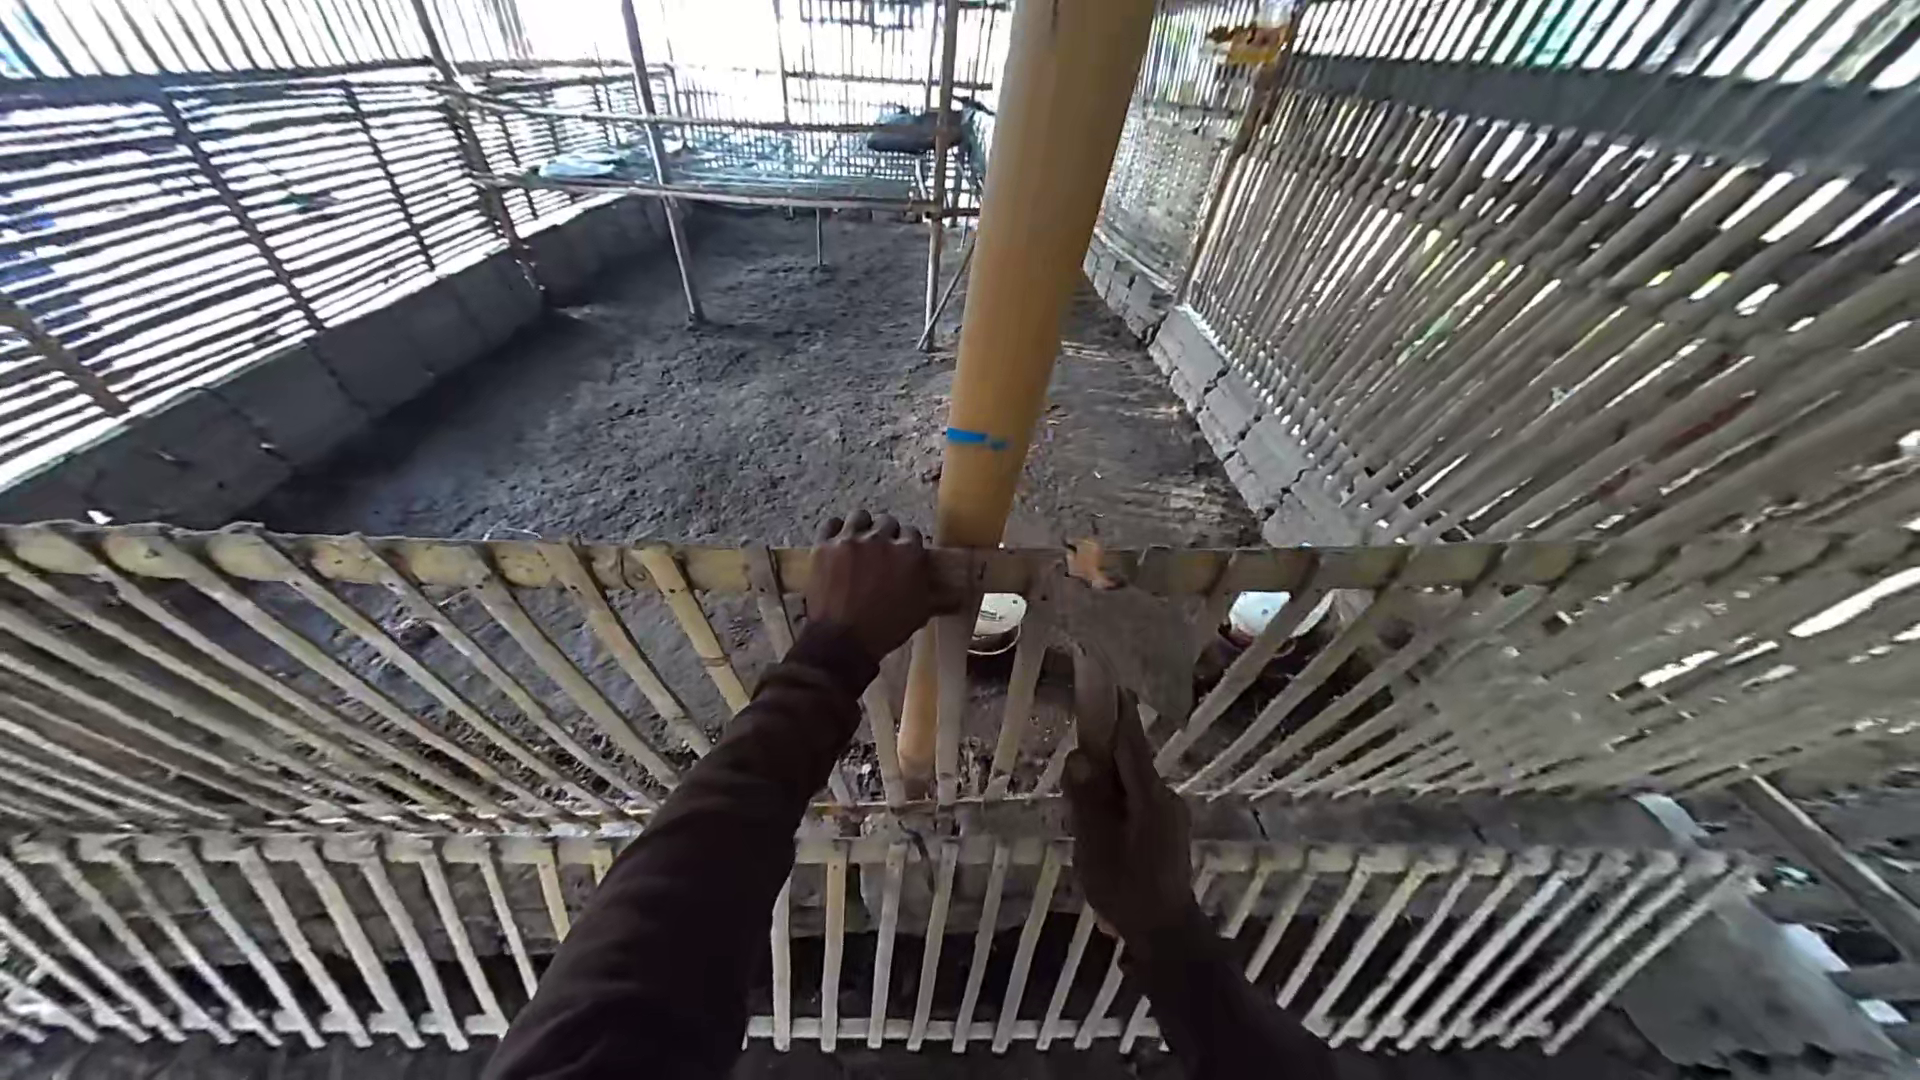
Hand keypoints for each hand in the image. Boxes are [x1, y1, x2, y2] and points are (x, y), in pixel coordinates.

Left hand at [804, 510, 936, 665]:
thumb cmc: (885, 629)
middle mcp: (881, 539)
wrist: (843, 641)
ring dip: (863, 527)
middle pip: (888, 522)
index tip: (903, 556)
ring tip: (860, 542)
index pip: (913, 534)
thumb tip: (957, 597)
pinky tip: (838, 541)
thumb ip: (938, 597)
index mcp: (909, 553)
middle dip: (887, 535)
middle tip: (881, 552)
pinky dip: (836, 529)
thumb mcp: (920, 613)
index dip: (908, 545)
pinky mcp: (825, 545)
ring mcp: (851, 540)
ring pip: (860, 517)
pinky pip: (832, 523)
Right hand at [1062, 693, 1194, 942]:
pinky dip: (1118, 794)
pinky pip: (1137, 796)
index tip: (1113, 684)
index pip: (1132, 744)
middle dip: (1105, 750)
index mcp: (1150, 797)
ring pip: (1133, 780)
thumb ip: (1086, 798)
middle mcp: (1165, 797)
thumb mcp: (1095, 845)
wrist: (1166, 934)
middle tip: (1077, 755)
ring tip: (1084, 799)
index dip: (1120, 714)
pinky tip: (1101, 815)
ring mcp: (1169, 812)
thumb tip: (1078, 757)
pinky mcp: (1167, 826)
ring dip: (1109, 777)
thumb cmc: (1127, 890)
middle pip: (1130, 760)